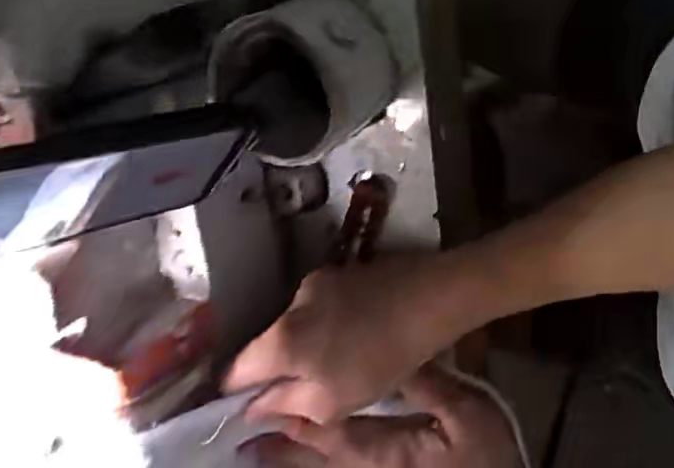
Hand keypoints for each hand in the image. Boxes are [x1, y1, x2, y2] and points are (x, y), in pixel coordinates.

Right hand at [226, 256, 473, 425]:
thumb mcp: (331, 401)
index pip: (236, 371)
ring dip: (312, 341)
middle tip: (307, 387)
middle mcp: (296, 299)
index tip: (254, 407)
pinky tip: (362, 331)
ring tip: (345, 356)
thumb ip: (284, 406)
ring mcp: (326, 277)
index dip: (240, 394)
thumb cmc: (384, 355)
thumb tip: (254, 405)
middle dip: (281, 366)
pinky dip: (334, 320)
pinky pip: (328, 302)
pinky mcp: (353, 266)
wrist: (437, 295)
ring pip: (302, 320)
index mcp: (282, 336)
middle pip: (270, 342)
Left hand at [247, 366, 521, 467]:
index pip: (336, 435)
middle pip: (324, 460)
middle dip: (285, 449)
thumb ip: (429, 386)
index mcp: (389, 453)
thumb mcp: (467, 413)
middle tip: (245, 443)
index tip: (266, 410)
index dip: (301, 423)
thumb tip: (391, 356)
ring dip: (295, 462)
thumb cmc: (486, 454)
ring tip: (259, 455)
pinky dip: (323, 467)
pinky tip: (312, 463)